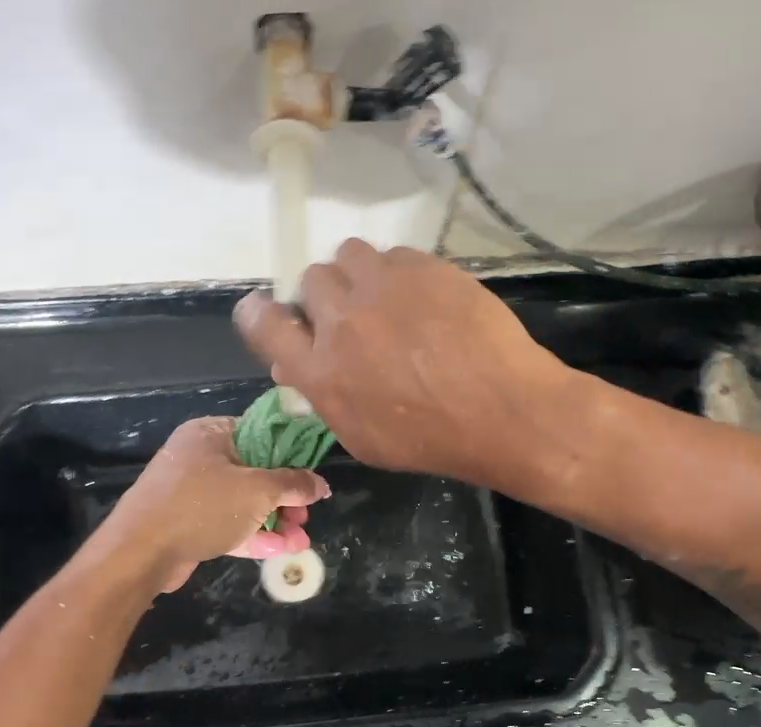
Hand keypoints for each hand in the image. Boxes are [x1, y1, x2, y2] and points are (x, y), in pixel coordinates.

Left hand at [95, 416, 330, 592]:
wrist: (140, 552)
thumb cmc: (201, 507)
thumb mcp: (256, 491)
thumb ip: (292, 484)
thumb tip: (320, 484)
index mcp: (210, 434)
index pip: (260, 433)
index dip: (291, 453)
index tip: (313, 473)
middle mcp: (199, 458)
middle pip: (254, 472)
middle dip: (285, 497)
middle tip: (307, 514)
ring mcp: (192, 493)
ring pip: (243, 503)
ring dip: (274, 520)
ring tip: (302, 539)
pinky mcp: (188, 524)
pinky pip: (228, 524)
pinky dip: (254, 535)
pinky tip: (282, 550)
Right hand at [232, 239, 578, 491]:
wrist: (501, 410)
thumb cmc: (429, 439)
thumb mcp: (361, 437)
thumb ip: (322, 396)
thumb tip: (293, 364)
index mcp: (321, 371)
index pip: (264, 324)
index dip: (259, 313)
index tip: (265, 310)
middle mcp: (342, 321)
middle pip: (310, 280)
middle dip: (324, 297)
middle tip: (352, 317)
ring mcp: (384, 287)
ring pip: (349, 254)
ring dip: (358, 274)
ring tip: (385, 299)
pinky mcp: (423, 267)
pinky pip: (394, 255)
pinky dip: (399, 273)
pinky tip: (423, 299)